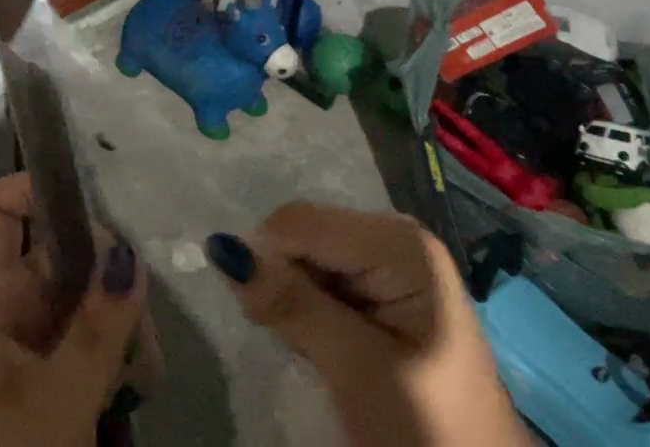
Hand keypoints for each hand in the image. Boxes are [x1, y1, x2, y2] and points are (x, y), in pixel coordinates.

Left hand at [0, 173, 146, 446]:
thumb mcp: (57, 402)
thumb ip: (97, 331)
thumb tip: (128, 255)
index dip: (29, 188)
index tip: (90, 196)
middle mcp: (16, 303)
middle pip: (62, 244)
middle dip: (107, 266)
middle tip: (140, 308)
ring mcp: (47, 331)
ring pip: (96, 286)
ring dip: (126, 317)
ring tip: (142, 366)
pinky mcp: (73, 360)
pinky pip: (109, 326)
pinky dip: (131, 347)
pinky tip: (141, 385)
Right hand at [206, 204, 529, 446]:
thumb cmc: (427, 428)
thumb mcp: (357, 369)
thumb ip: (293, 303)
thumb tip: (221, 246)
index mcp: (400, 242)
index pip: (297, 222)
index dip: (269, 264)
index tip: (269, 320)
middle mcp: (394, 239)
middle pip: (301, 237)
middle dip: (283, 283)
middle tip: (301, 343)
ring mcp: (390, 266)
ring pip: (304, 261)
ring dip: (294, 303)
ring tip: (317, 352)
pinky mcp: (382, 294)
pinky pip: (320, 283)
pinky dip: (309, 314)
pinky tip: (329, 349)